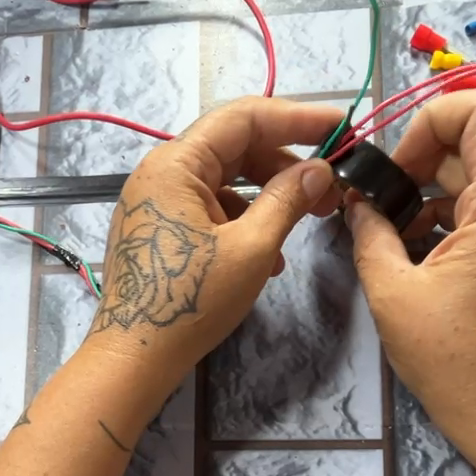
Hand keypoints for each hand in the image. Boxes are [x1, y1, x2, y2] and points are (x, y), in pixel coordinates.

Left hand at [84, 97, 343, 390]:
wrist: (135, 358)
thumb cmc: (190, 302)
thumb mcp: (250, 249)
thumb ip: (287, 201)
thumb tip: (319, 169)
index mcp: (175, 165)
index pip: (243, 118)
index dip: (297, 118)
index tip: (340, 128)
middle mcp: (160, 175)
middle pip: (234, 149)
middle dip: (285, 167)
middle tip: (328, 190)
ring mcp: (156, 206)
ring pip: (224, 185)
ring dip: (267, 201)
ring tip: (302, 228)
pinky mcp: (158, 236)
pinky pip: (208, 214)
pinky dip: (242, 226)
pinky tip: (268, 258)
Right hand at [346, 89, 475, 436]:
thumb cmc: (446, 354)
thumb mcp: (391, 292)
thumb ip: (370, 236)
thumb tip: (358, 205)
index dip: (434, 119)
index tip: (398, 168)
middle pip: (475, 139)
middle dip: (419, 159)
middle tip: (379, 204)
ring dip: (427, 190)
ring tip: (388, 232)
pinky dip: (443, 214)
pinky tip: (411, 250)